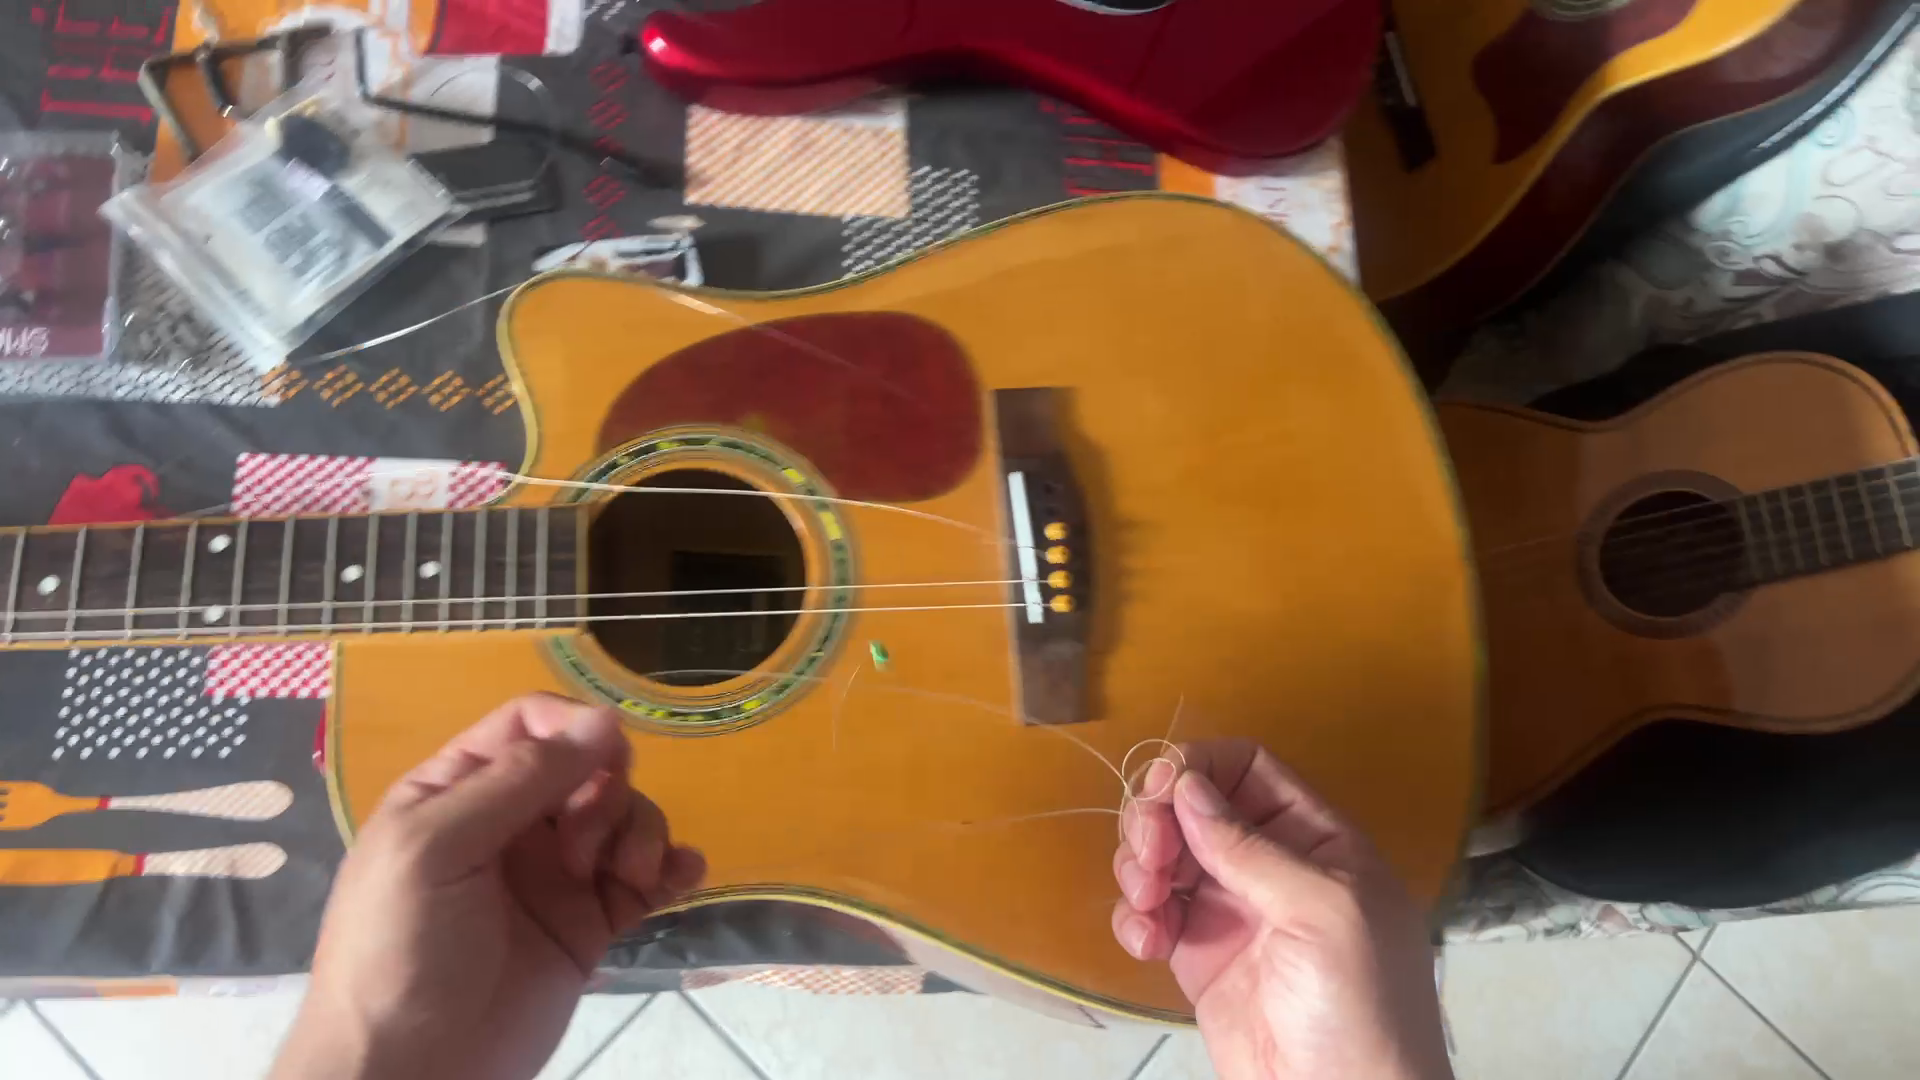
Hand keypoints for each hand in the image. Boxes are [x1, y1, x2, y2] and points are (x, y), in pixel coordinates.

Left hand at [273, 694, 705, 1079]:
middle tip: (585, 847)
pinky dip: (675, 865)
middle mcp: (518, 820)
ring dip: (644, 833)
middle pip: (593, 764)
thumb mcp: (436, 850)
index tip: (607, 751)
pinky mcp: (597, 916)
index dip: (575, 724)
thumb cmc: (402, 954)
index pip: (532, 722)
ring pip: (629, 812)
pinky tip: (680, 877)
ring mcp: (562, 869)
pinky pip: (652, 871)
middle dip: (608, 792)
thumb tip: (608, 717)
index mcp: (463, 791)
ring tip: (629, 877)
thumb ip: (521, 779)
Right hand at [1112, 739, 1451, 1079]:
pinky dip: (1135, 916)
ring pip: (1159, 848)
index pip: (1244, 765)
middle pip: (1187, 801)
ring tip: (1149, 905)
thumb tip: (1183, 783)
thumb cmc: (1358, 1006)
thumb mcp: (1323, 914)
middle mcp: (1262, 859)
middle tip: (1150, 857)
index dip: (1198, 764)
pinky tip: (1147, 944)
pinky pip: (1147, 908)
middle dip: (1155, 818)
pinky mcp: (1192, 948)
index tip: (1164, 791)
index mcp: (1308, 836)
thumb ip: (1250, 845)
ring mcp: (1224, 903)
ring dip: (1138, 865)